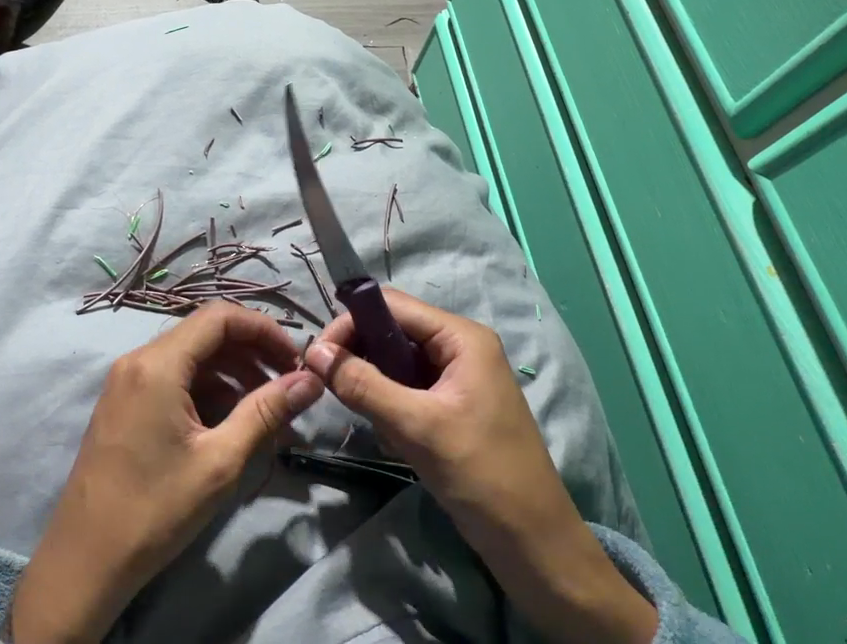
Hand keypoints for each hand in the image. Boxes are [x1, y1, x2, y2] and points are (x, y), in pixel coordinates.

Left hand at [5, 303, 324, 643]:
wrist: (88, 557)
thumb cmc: (156, 508)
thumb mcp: (220, 461)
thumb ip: (266, 412)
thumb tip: (311, 380)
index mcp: (157, 364)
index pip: (219, 317)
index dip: (263, 329)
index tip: (297, 359)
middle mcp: (138, 360)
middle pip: (205, 334)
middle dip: (252, 353)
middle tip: (289, 386)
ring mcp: (127, 382)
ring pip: (191, 358)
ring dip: (233, 375)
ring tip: (268, 411)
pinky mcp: (125, 404)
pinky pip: (173, 380)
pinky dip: (208, 391)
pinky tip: (232, 423)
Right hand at [304, 291, 657, 643]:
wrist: (533, 542)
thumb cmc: (481, 474)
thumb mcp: (416, 426)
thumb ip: (363, 385)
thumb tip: (313, 352)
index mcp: (461, 337)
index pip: (391, 305)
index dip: (350, 322)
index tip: (316, 356)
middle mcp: (459, 347)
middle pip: (391, 331)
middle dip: (361, 358)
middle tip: (334, 390)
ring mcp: (457, 377)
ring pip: (395, 363)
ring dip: (375, 388)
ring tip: (378, 425)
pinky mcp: (451, 405)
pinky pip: (406, 389)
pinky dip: (390, 408)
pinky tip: (392, 438)